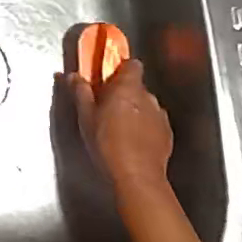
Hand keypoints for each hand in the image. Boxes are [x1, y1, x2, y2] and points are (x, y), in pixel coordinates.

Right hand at [64, 58, 172, 190]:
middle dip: (122, 92)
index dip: (119, 68)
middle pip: (136, 86)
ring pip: (145, 105)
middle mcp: (148, 98)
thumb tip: (73, 76)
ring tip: (117, 127)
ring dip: (133, 110)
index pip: (131, 65)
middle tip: (104, 107)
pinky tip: (130, 141)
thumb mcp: (85, 116)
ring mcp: (160, 116)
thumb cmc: (106, 142)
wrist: (136, 176)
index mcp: (127, 88)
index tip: (106, 77)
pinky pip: (153, 122)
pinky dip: (143, 126)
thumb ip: (80, 92)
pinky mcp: (167, 134)